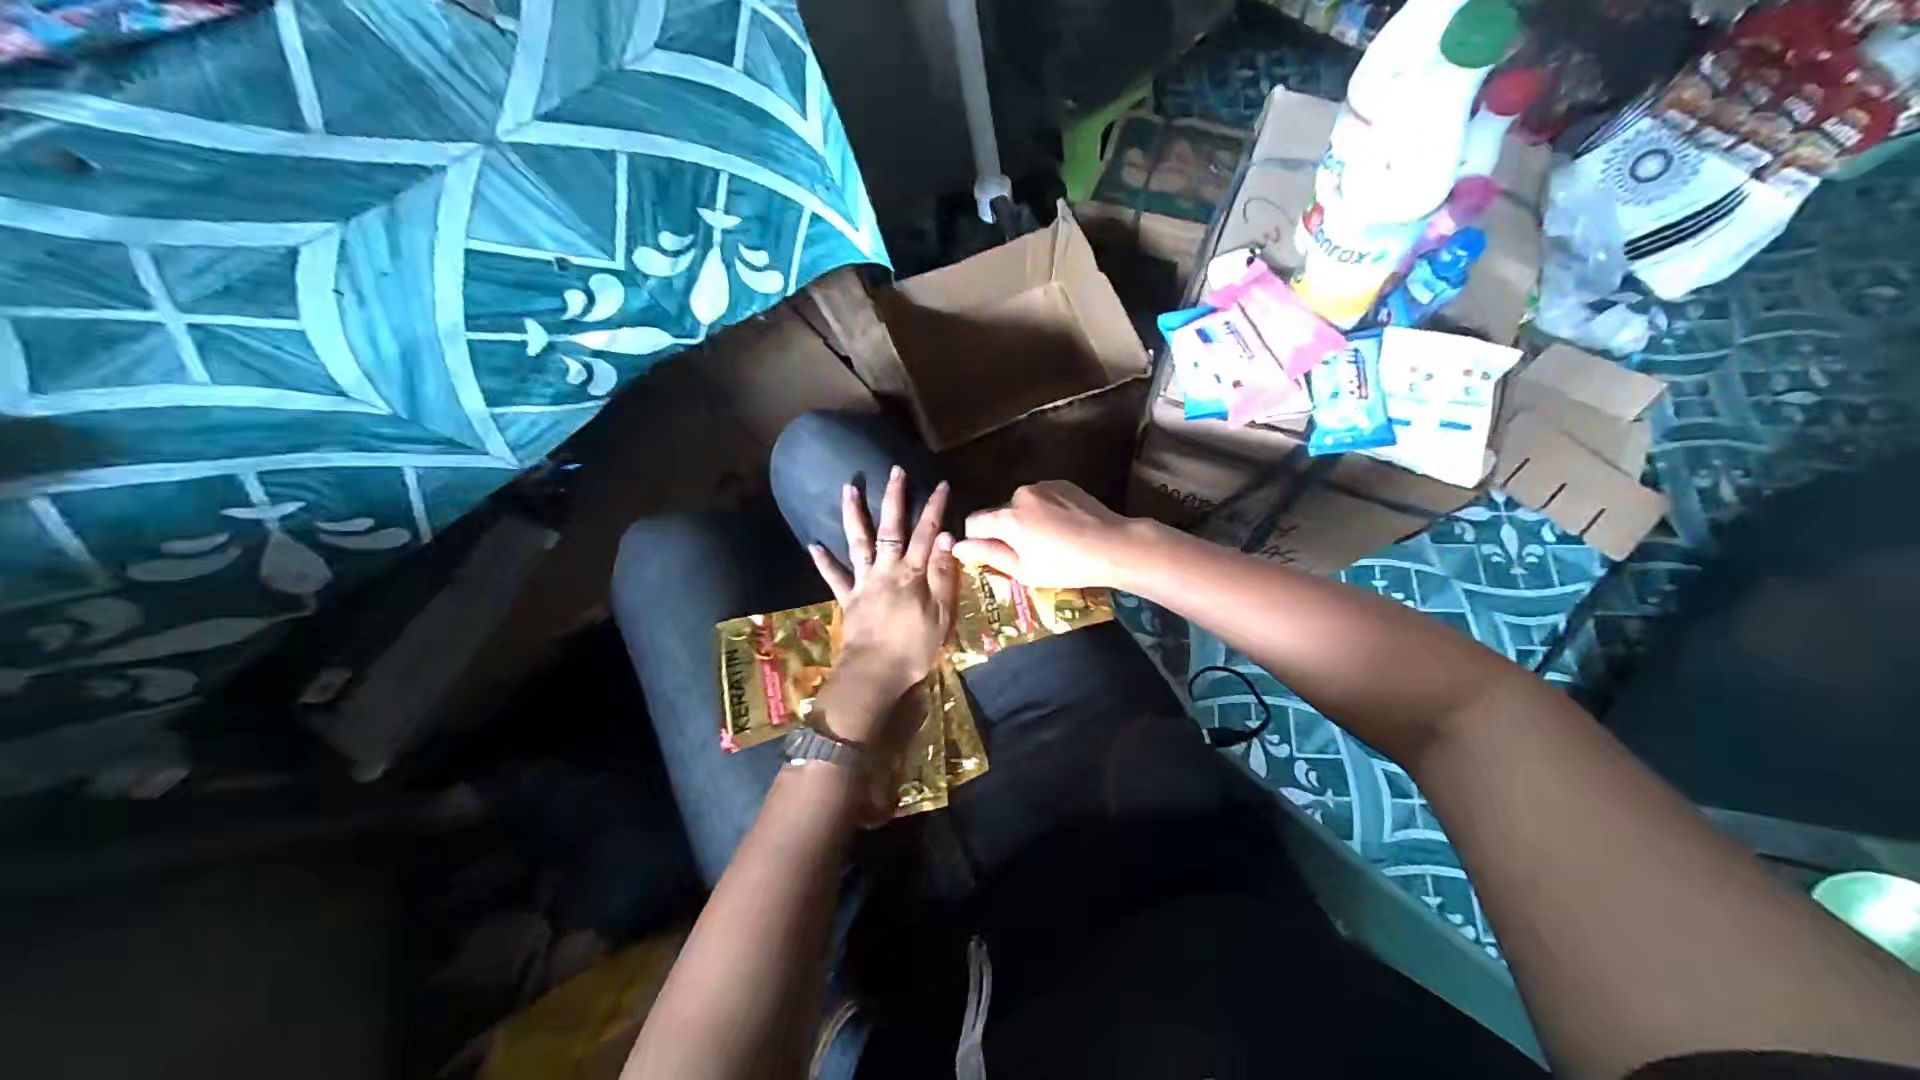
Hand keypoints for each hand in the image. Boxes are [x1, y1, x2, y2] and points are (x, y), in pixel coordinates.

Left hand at [808, 466, 956, 745]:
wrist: (875, 673)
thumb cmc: (914, 647)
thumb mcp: (941, 614)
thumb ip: (942, 574)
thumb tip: (946, 536)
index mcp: (913, 573)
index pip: (927, 533)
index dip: (935, 507)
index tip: (941, 483)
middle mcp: (886, 570)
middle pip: (891, 528)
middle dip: (894, 497)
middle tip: (895, 471)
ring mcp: (864, 582)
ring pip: (859, 542)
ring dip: (854, 514)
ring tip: (848, 488)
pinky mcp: (847, 598)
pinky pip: (834, 576)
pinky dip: (823, 561)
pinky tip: (813, 544)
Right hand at [951, 480, 1142, 589]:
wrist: (1113, 546)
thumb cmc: (1066, 566)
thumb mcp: (1024, 570)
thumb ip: (988, 554)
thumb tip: (957, 546)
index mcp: (1007, 518)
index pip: (973, 522)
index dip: (978, 540)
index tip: (994, 554)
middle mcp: (1020, 494)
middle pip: (999, 513)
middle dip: (1006, 530)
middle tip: (1029, 553)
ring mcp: (1043, 486)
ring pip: (1021, 505)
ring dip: (1027, 519)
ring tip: (1051, 540)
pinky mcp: (1063, 484)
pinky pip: (1042, 497)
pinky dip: (1045, 510)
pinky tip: (1064, 527)